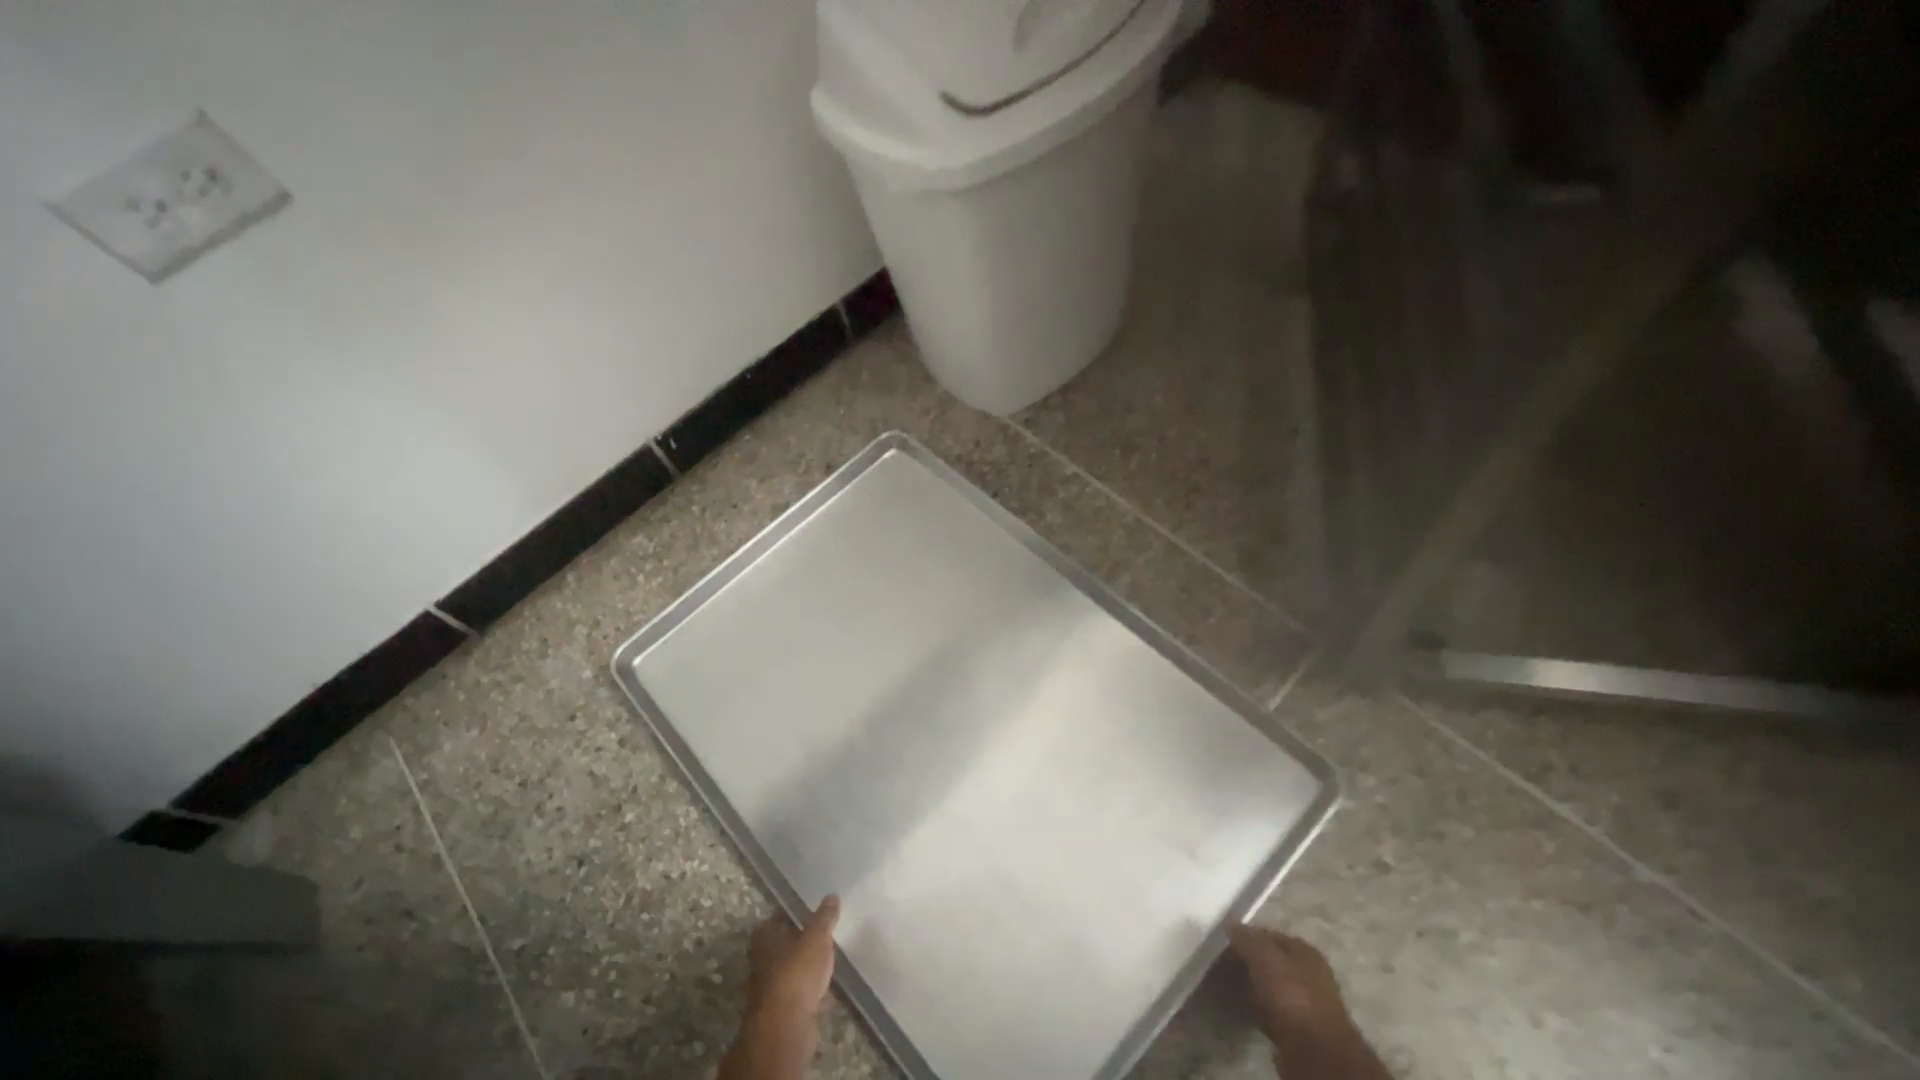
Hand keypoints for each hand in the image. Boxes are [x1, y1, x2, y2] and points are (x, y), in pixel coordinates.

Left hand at [720, 896, 840, 1079]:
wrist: (784, 1025)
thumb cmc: (796, 971)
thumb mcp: (816, 937)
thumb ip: (824, 917)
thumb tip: (831, 896)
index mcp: (764, 935)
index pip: (780, 915)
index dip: (797, 912)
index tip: (817, 911)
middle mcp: (761, 957)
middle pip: (783, 941)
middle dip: (801, 938)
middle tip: (826, 932)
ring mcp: (769, 983)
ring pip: (790, 965)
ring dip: (805, 963)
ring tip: (828, 956)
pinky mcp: (779, 1006)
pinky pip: (796, 987)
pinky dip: (807, 984)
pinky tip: (823, 983)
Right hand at [1227, 924, 1353, 1047]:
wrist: (1314, 1052)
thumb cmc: (1291, 996)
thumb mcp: (1265, 958)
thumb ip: (1247, 938)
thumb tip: (1230, 922)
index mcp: (1304, 951)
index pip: (1268, 935)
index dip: (1243, 936)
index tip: (1219, 944)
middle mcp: (1307, 973)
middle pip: (1268, 961)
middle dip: (1243, 962)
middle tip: (1216, 966)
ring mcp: (1303, 1001)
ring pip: (1267, 986)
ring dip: (1247, 986)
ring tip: (1221, 987)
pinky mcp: (1296, 1027)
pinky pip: (1267, 1009)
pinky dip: (1252, 1007)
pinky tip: (1237, 1009)